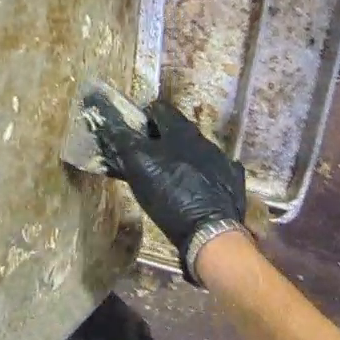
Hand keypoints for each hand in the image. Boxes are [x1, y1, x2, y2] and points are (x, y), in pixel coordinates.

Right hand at [84, 94, 248, 282]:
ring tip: (170, 176)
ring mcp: (222, 161)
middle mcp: (203, 139)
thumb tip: (107, 123)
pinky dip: (203, 175)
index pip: (159, 109)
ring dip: (183, 157)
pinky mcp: (232, 182)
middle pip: (179, 130)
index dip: (144, 117)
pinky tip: (196, 188)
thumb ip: (123, 141)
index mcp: (180, 130)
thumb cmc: (169, 193)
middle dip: (162, 139)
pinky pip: (215, 170)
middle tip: (147, 156)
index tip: (133, 133)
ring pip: (197, 150)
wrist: (210, 230)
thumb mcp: (138, 165)